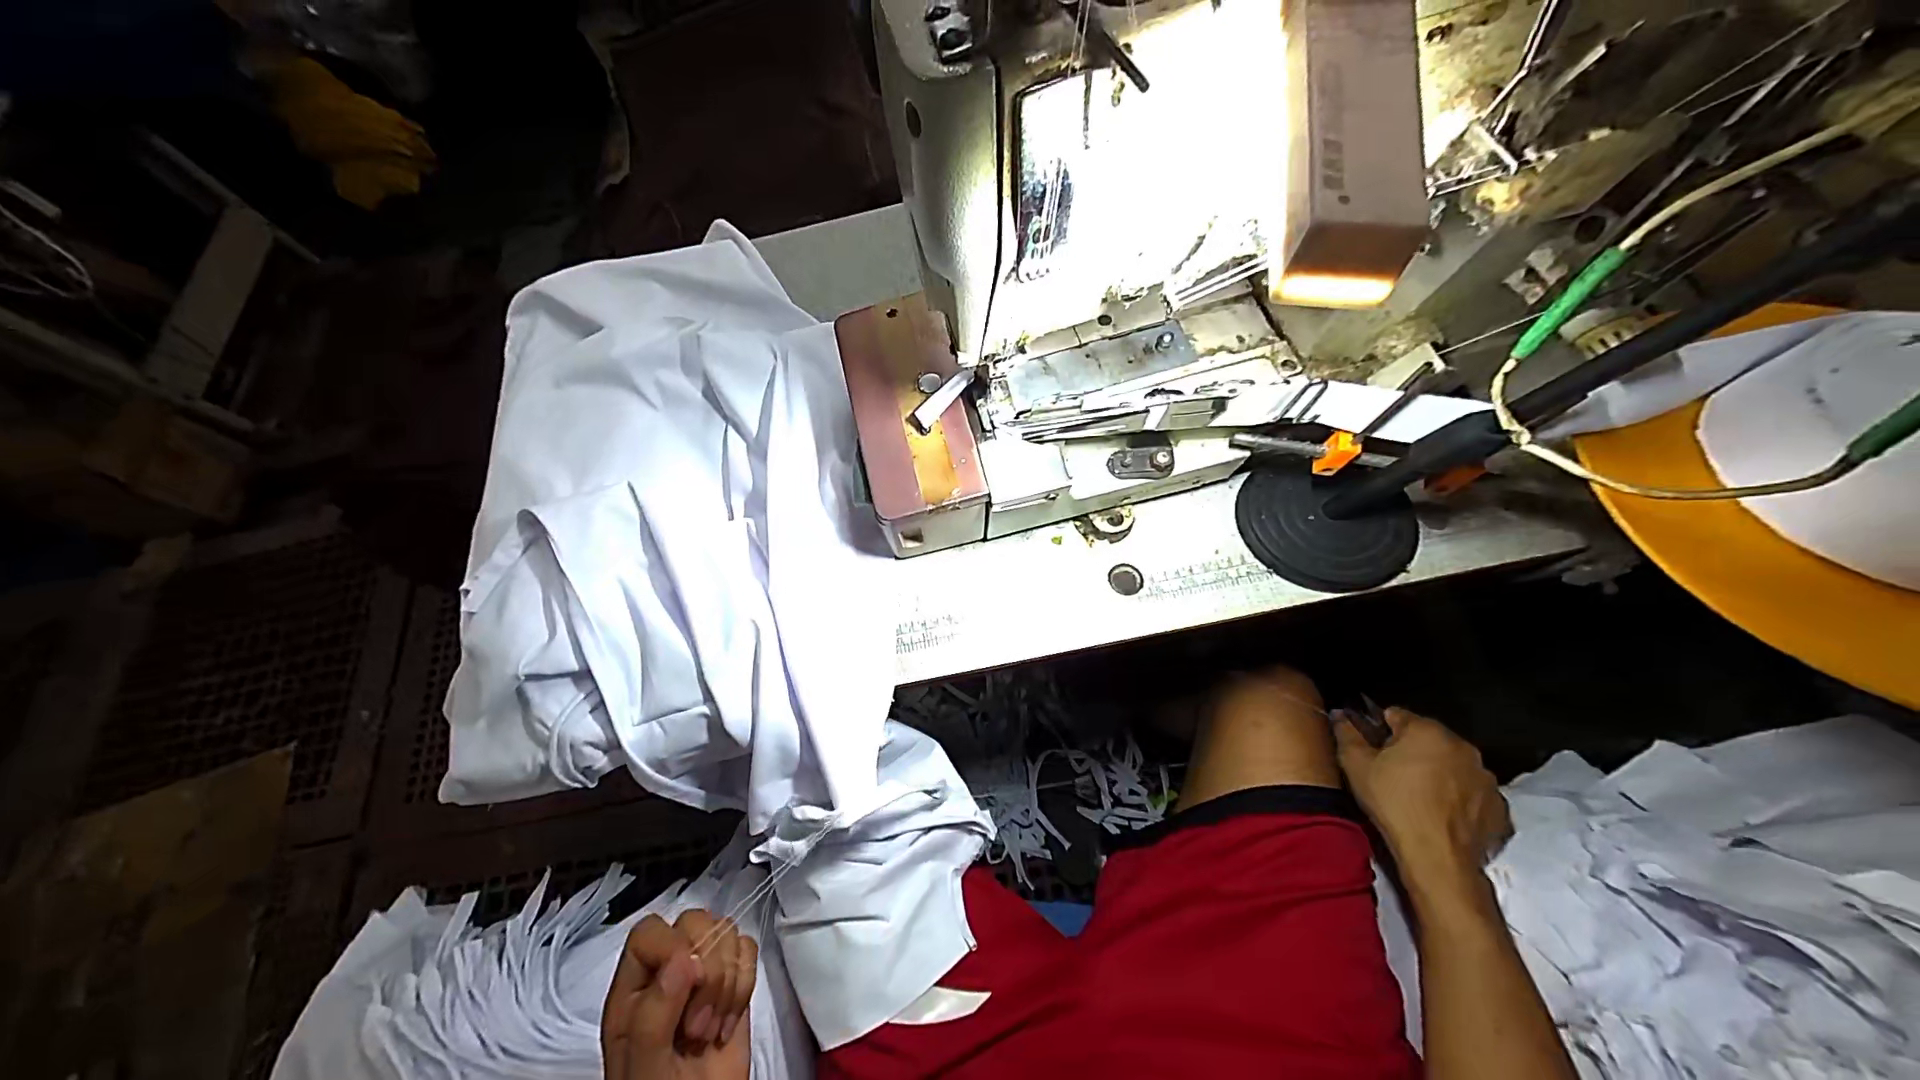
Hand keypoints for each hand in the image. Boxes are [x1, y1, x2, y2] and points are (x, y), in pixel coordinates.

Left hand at [602, 910, 757, 1079]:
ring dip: (728, 982)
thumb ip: (653, 1017)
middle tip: (698, 1025)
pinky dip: (746, 983)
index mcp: (633, 988)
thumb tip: (684, 959)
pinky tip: (730, 1019)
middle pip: (695, 922)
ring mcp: (703, 973)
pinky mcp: (734, 981)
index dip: (673, 946)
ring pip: (725, 931)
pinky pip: (748, 949)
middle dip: (709, 972)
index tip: (688, 985)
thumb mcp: (644, 1069)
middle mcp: (666, 971)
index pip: (650, 931)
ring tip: (712, 1027)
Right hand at [1335, 707, 1510, 885]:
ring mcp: (1486, 778)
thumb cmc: (1393, 803)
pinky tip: (1441, 814)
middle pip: (1428, 739)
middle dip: (1410, 751)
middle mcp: (1463, 747)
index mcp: (1427, 730)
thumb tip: (1340, 715)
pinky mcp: (1500, 806)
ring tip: (1418, 797)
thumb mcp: (1355, 765)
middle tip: (1391, 774)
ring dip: (1437, 772)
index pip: (1397, 715)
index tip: (1371, 750)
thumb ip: (1346, 733)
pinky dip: (1458, 798)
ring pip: (1452, 765)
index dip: (1379, 730)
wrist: (1437, 856)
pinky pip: (1472, 793)